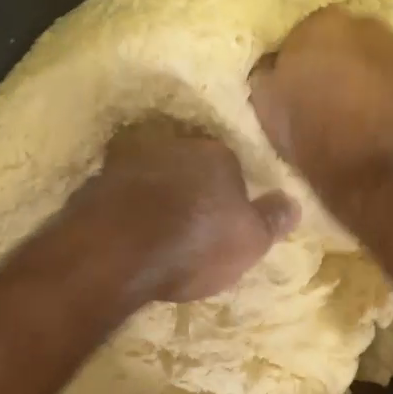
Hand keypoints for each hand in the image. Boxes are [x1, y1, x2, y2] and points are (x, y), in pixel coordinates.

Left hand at [77, 120, 299, 302]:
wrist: (119, 247)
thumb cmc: (196, 242)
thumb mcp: (250, 240)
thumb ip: (272, 218)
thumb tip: (294, 201)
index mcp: (217, 154)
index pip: (232, 167)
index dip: (230, 197)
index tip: (226, 225)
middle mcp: (175, 146)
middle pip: (190, 167)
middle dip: (191, 192)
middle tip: (192, 231)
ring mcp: (133, 160)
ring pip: (154, 177)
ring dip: (157, 198)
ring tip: (158, 237)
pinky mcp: (99, 181)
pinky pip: (122, 194)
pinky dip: (127, 209)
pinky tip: (127, 237)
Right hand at [249, 6, 392, 193]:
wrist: (365, 172)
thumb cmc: (308, 132)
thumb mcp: (264, 99)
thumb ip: (268, 69)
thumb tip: (275, 63)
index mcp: (324, 23)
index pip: (314, 27)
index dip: (309, 52)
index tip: (306, 76)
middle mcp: (368, 26)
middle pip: (353, 36)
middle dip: (345, 56)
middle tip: (336, 89)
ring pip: (384, 54)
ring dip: (375, 70)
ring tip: (366, 104)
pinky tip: (390, 115)